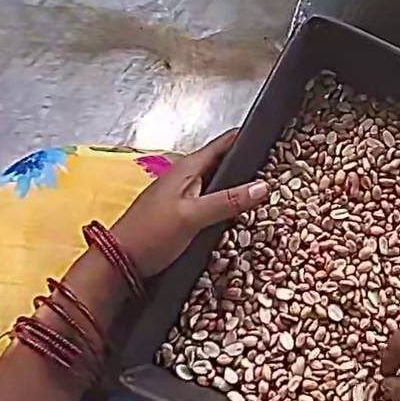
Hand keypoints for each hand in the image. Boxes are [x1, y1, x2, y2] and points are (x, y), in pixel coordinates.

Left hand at [108, 129, 269, 275]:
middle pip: (224, 163)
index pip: (225, 143)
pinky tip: (241, 213)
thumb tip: (264, 186)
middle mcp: (187, 176)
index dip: (248, 138)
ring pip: (219, 183)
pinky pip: (212, 200)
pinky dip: (228, 202)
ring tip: (267, 191)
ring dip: (239, 185)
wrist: (120, 262)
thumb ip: (228, 200)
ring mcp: (184, 194)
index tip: (276, 141)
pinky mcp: (183, 212)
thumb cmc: (152, 233)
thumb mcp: (193, 216)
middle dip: (249, 164)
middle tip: (279, 170)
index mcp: (189, 167)